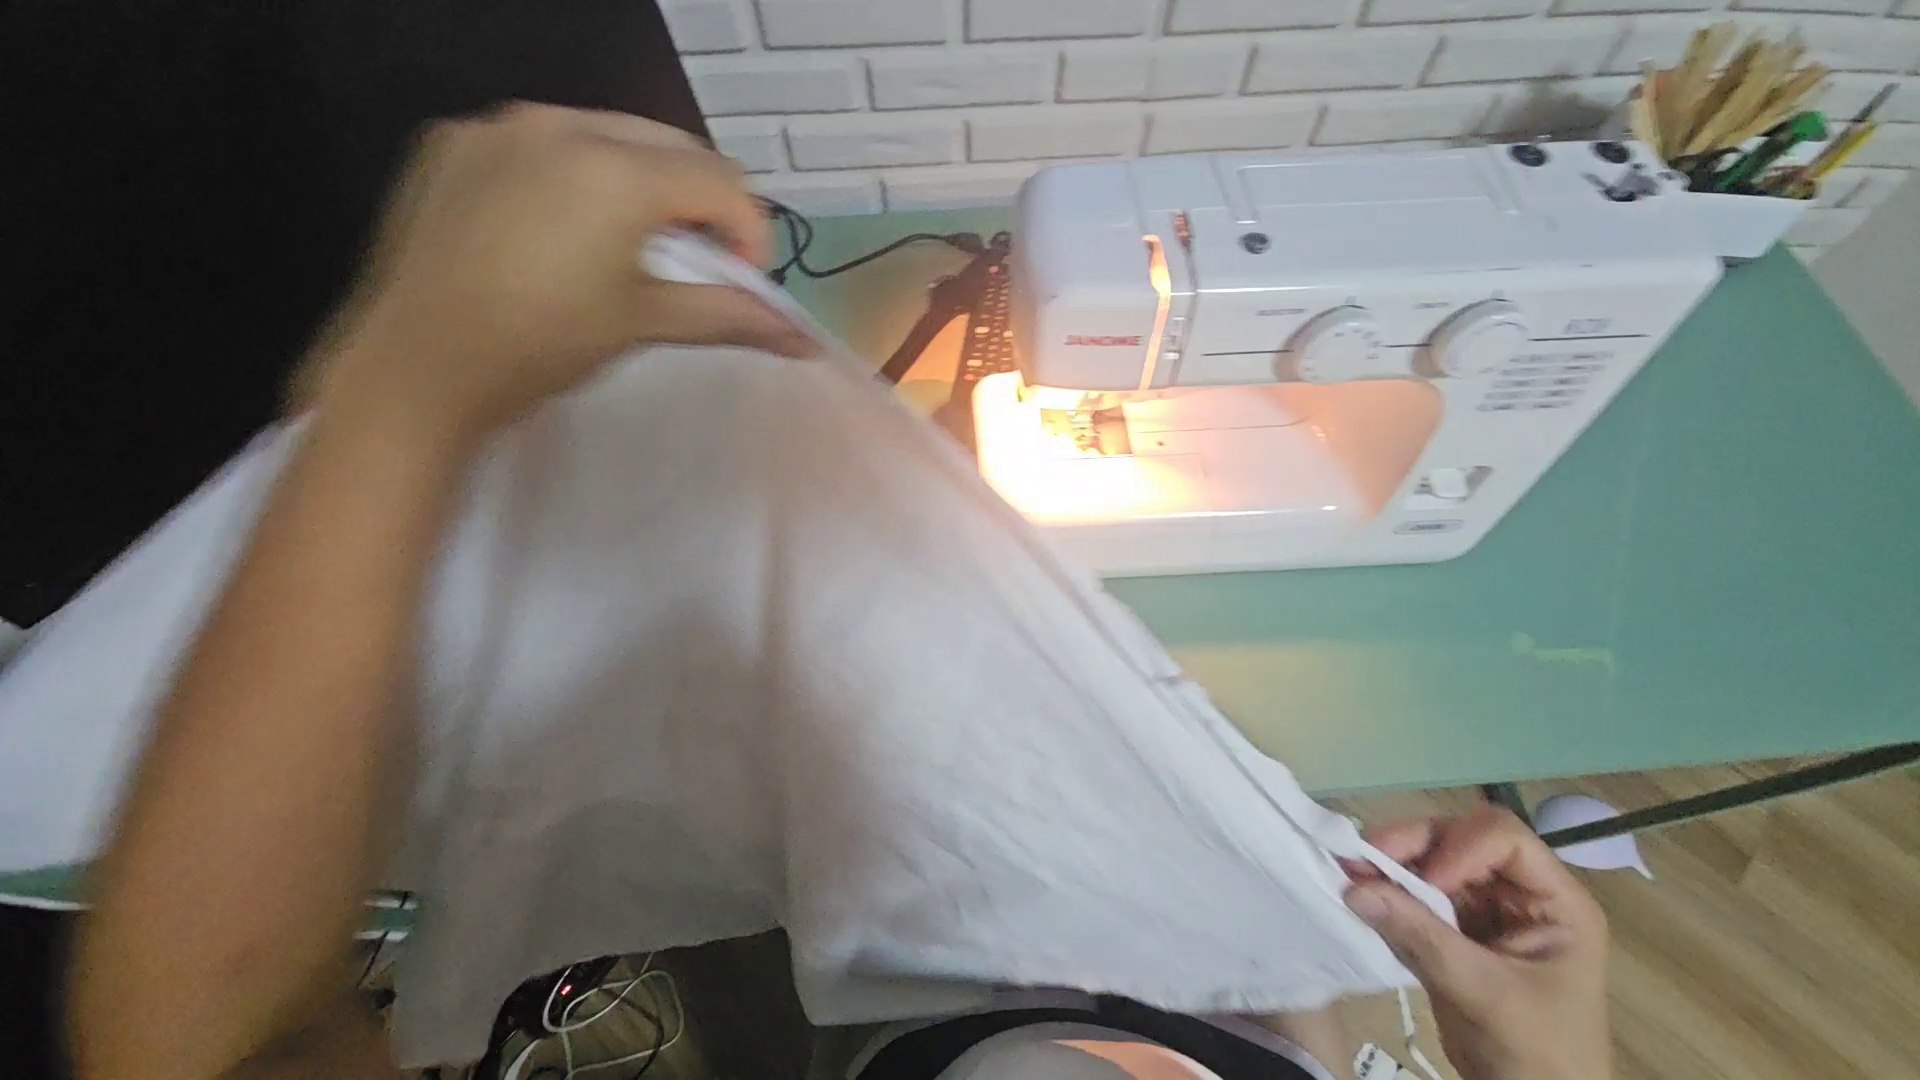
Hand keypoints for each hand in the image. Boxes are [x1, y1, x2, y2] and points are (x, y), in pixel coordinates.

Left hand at [312, 102, 814, 441]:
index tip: (739, 283)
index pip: (723, 181)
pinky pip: (544, 142)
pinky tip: (558, 232)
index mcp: (615, 168)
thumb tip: (804, 339)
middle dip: (700, 203)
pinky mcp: (455, 140)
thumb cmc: (543, 346)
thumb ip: (730, 314)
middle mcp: (559, 122)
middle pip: (672, 146)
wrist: (413, 370)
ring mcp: (499, 125)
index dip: (750, 234)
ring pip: (609, 135)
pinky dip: (576, 177)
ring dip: (642, 185)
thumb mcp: (645, 323)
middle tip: (691, 263)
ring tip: (627, 246)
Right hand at [1344, 806, 1610, 1079]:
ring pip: (1430, 859)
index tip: (1427, 879)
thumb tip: (1353, 888)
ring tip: (1351, 873)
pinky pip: (1414, 891)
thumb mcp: (1484, 995)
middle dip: (1410, 846)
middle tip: (1361, 859)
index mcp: (1555, 902)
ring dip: (1390, 864)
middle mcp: (1518, 892)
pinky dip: (1385, 889)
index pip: (1504, 839)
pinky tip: (1360, 894)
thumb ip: (1422, 938)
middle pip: (1459, 838)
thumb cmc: (1536, 1053)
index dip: (1460, 847)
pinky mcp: (1452, 926)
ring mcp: (1484, 907)